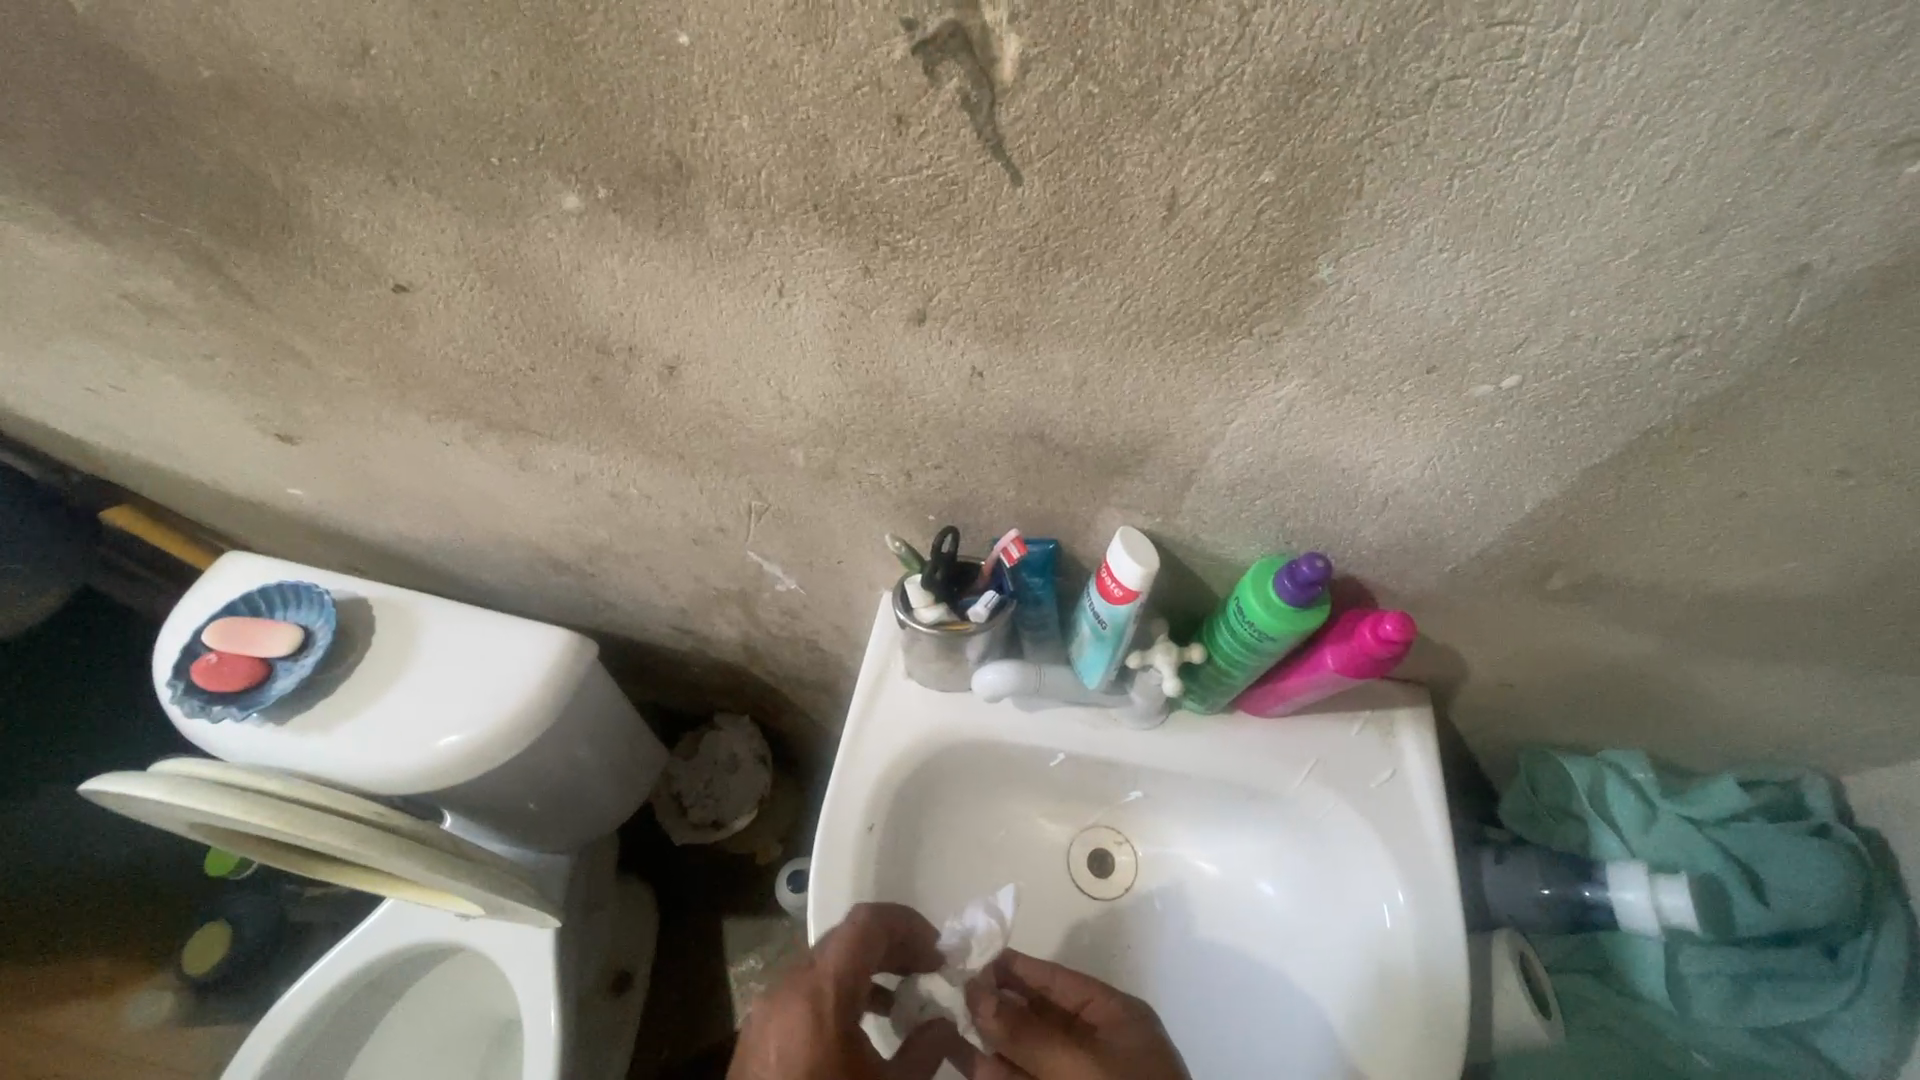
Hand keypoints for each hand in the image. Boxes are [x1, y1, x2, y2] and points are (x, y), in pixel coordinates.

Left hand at [728, 902, 971, 1079]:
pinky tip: (862, 1024)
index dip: (908, 925)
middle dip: (893, 946)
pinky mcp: (758, 1030)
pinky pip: (804, 989)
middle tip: (929, 969)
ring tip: (902, 996)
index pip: (867, 923)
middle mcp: (789, 985)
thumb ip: (923, 1052)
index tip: (937, 952)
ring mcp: (768, 1006)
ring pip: (824, 962)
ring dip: (867, 967)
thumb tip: (943, 1024)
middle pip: (847, 937)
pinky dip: (839, 990)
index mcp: (821, 991)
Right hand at [958, 950, 1191, 1079]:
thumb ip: (1028, 1032)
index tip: (968, 956)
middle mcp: (1098, 1047)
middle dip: (995, 1005)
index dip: (1012, 967)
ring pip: (1027, 1055)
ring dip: (989, 1043)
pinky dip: (997, 1074)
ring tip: (944, 1025)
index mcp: (1115, 1019)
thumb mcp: (1080, 1067)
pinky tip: (966, 1063)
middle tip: (948, 990)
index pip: (1055, 979)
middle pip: (1038, 1015)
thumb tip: (976, 991)